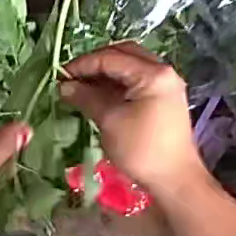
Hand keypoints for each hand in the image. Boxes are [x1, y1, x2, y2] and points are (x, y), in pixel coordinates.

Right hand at [61, 43, 207, 194]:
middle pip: (124, 55)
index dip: (83, 64)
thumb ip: (87, 98)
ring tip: (82, 87)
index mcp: (152, 73)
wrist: (175, 180)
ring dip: (106, 74)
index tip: (60, 76)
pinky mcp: (164, 100)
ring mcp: (166, 86)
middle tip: (72, 78)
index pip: (111, 58)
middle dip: (95, 64)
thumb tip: (64, 86)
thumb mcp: (110, 121)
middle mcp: (163, 72)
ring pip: (131, 68)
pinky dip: (117, 86)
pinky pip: (137, 83)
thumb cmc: (142, 150)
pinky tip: (99, 97)